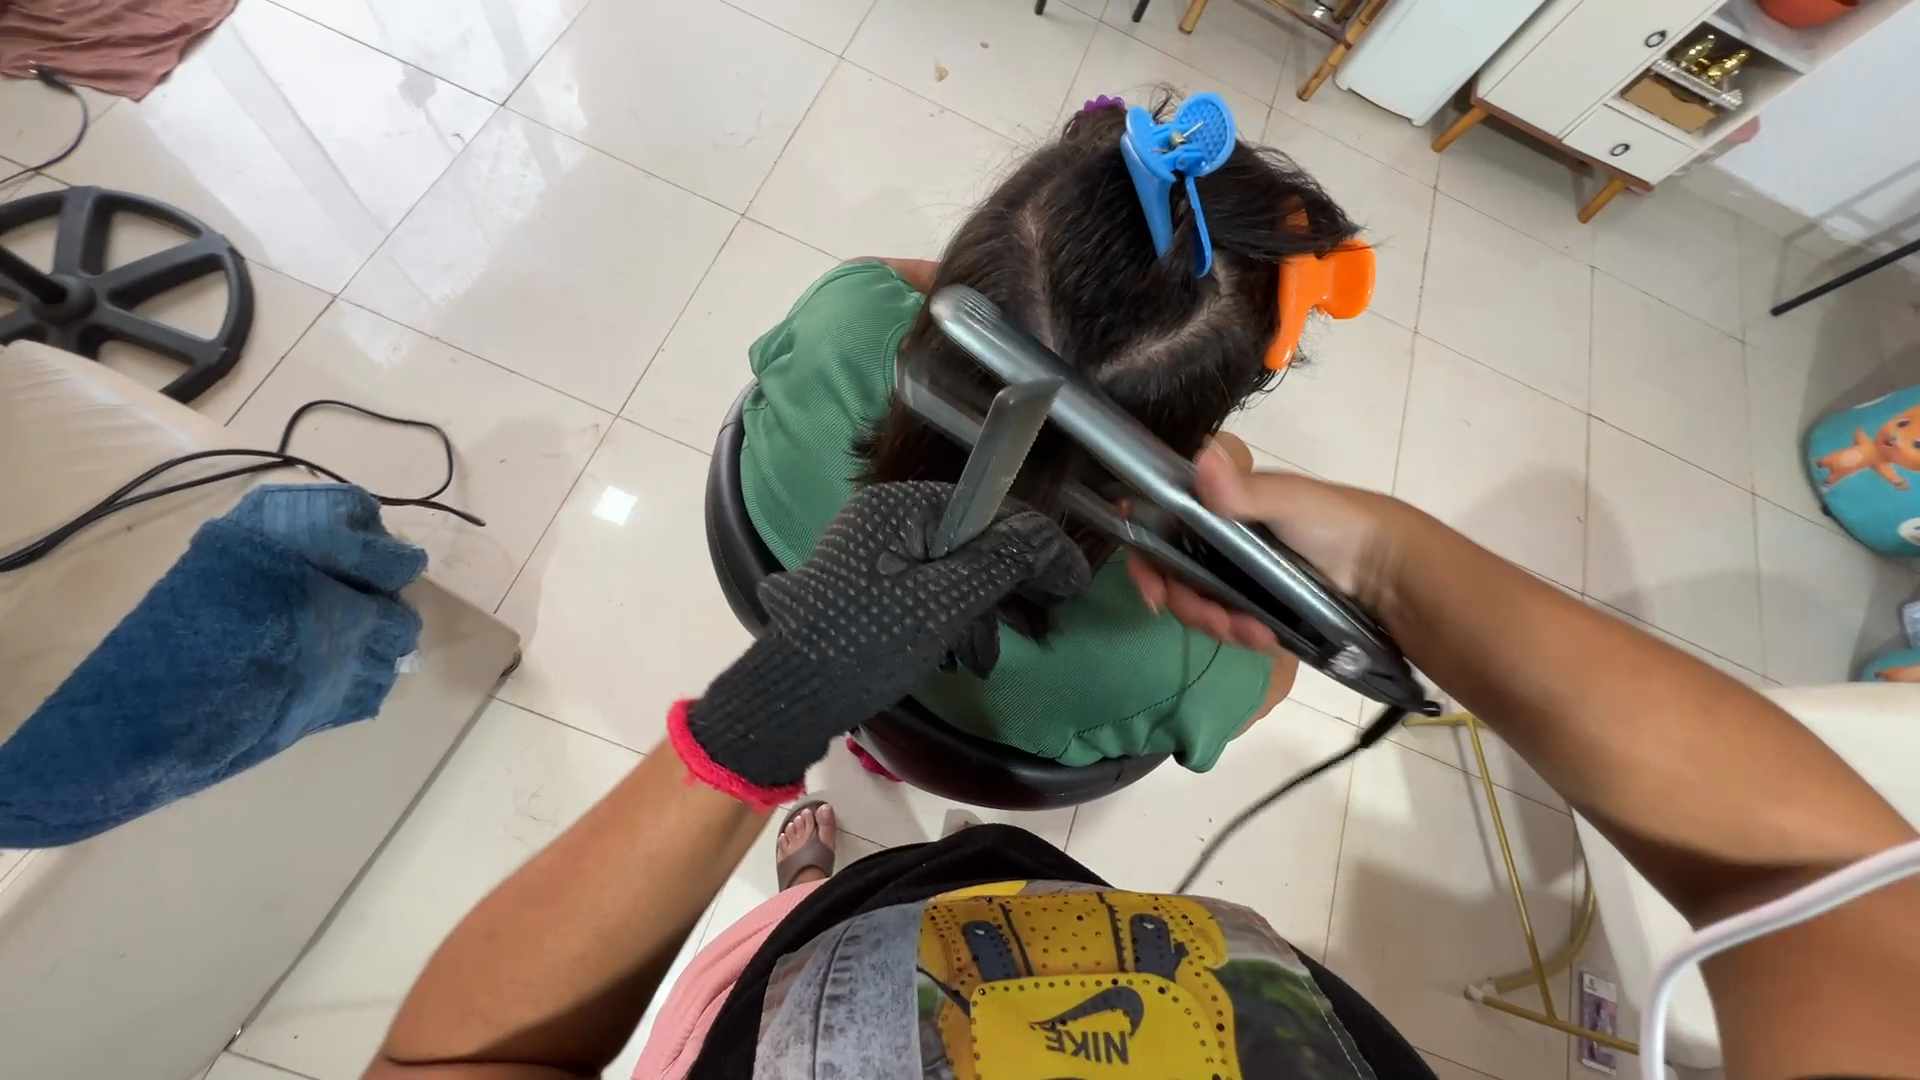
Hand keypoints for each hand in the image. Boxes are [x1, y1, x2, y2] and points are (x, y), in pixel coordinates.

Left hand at [674, 481, 1088, 805]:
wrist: (791, 698)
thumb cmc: (868, 644)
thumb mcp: (944, 603)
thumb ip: (1002, 562)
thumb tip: (1052, 539)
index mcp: (898, 507)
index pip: (987, 506)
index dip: (1034, 544)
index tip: (1070, 585)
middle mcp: (883, 518)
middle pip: (969, 539)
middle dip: (1002, 587)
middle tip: (1037, 625)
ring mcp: (871, 552)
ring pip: (948, 569)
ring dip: (975, 613)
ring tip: (978, 660)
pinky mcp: (866, 584)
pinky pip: (924, 588)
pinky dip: (946, 619)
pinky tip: (955, 655)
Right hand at [1126, 442, 1411, 654]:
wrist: (1386, 571)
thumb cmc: (1334, 520)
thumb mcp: (1289, 499)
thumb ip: (1243, 489)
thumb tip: (1203, 457)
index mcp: (1210, 506)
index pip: (1153, 526)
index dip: (1142, 556)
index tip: (1151, 587)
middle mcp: (1210, 539)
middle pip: (1167, 574)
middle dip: (1183, 601)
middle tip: (1211, 619)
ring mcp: (1227, 574)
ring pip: (1193, 602)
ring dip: (1213, 622)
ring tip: (1249, 631)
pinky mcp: (1248, 604)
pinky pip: (1224, 624)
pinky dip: (1238, 633)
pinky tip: (1263, 637)